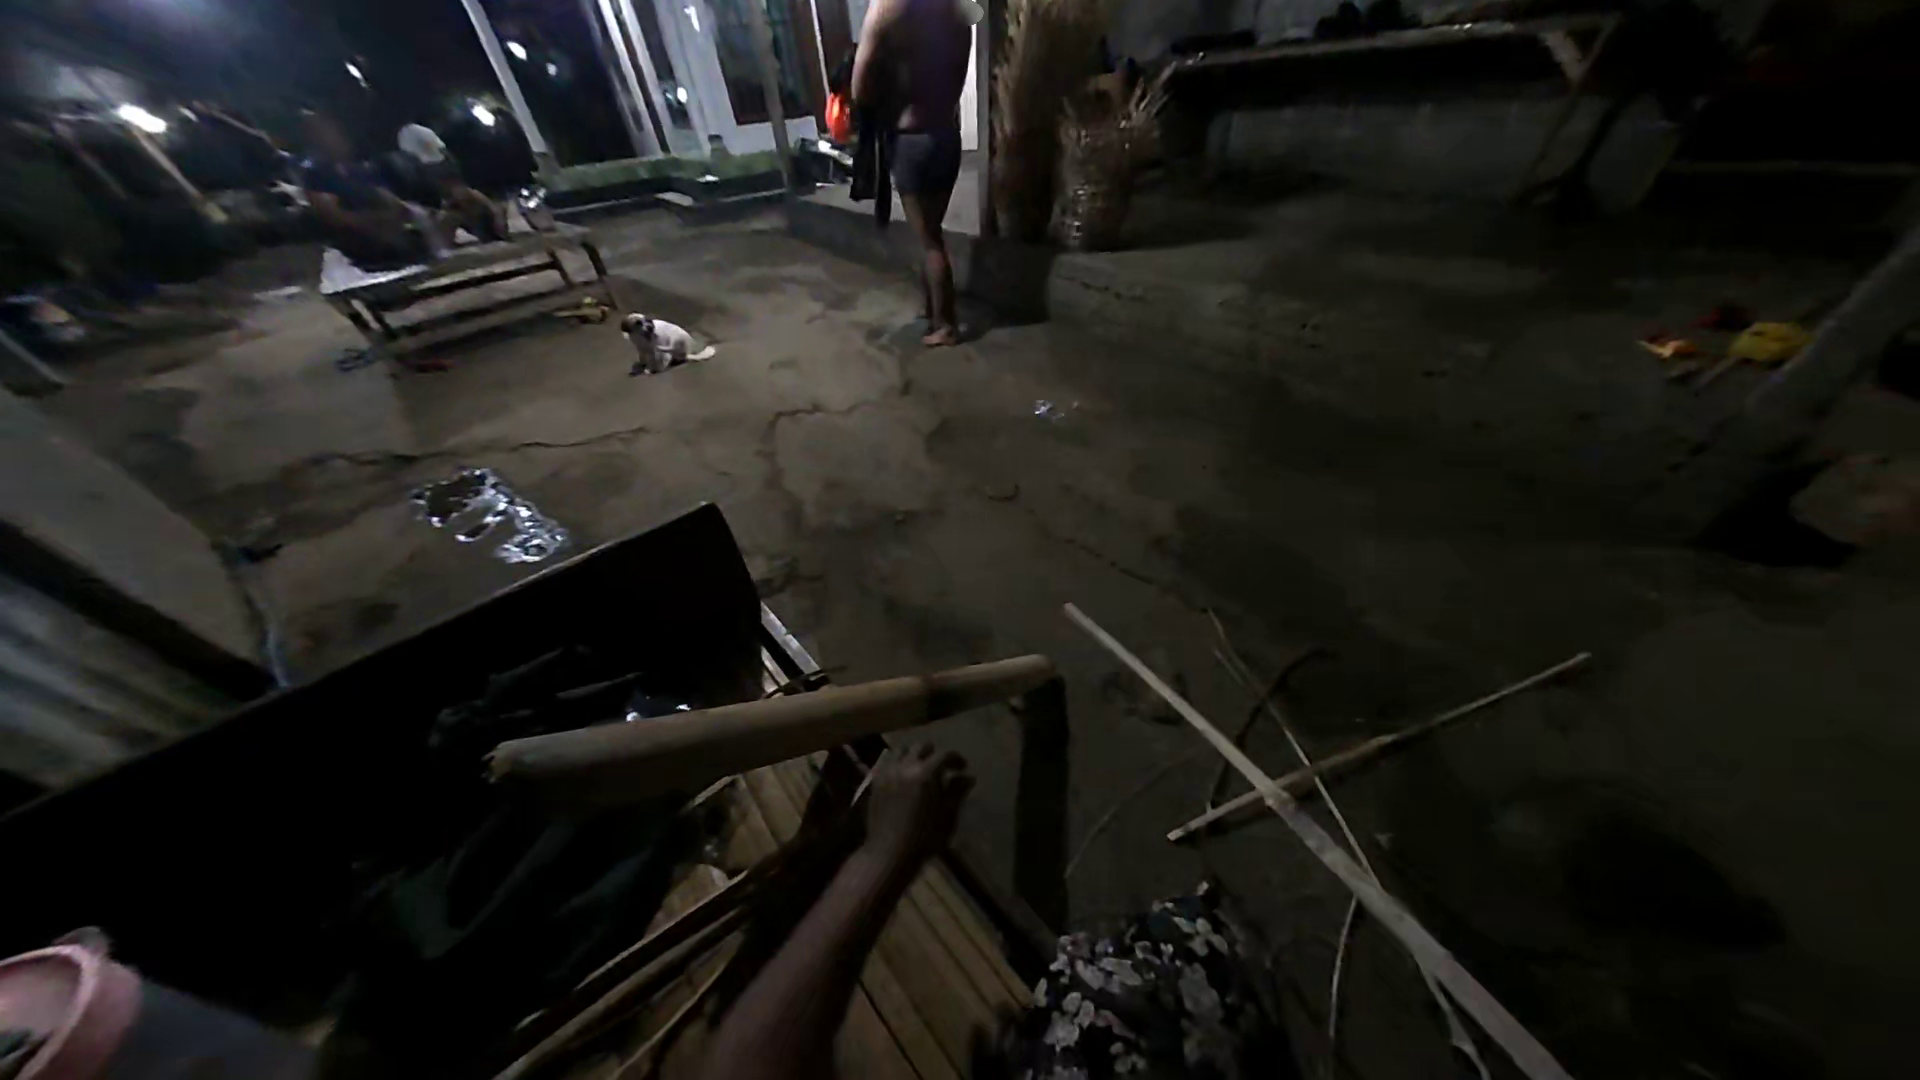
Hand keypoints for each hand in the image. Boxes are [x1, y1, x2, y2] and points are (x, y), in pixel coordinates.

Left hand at [862, 743, 972, 867]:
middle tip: (942, 767)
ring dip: (913, 754)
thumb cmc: (924, 838)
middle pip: (921, 746)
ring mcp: (888, 772)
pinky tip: (903, 776)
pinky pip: (888, 762)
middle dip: (934, 753)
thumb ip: (957, 792)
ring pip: (902, 750)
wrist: (890, 853)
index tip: (962, 768)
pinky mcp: (876, 781)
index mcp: (926, 774)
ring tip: (920, 768)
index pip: (944, 754)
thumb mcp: (947, 816)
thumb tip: (968, 776)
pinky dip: (898, 762)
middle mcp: (906, 766)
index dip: (956, 759)